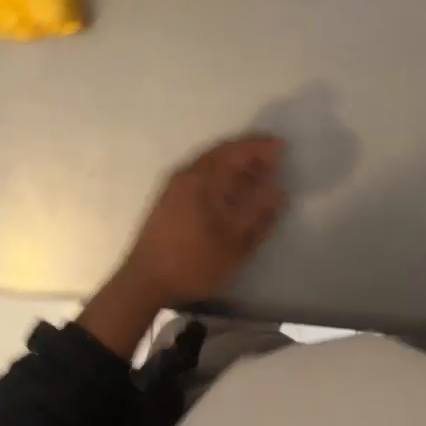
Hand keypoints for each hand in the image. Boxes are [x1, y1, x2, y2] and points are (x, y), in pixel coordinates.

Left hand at [77, 135, 287, 357]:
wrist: (144, 280)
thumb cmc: (193, 262)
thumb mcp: (234, 243)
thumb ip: (258, 214)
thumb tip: (278, 190)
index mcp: (202, 179)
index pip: (235, 151)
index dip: (259, 146)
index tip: (281, 144)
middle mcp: (186, 174)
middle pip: (220, 151)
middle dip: (247, 150)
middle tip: (271, 153)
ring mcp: (173, 185)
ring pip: (208, 161)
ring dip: (232, 161)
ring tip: (255, 169)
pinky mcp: (168, 197)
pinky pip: (199, 172)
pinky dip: (218, 171)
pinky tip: (229, 187)